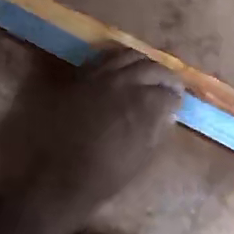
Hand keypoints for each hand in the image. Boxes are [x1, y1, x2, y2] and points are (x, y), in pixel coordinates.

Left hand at [12, 48, 182, 232]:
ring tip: (145, 71)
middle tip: (169, 84)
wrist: (55, 179)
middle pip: (150, 67)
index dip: (176, 97)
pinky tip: (117, 69)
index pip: (167, 92)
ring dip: (141, 62)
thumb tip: (166, 113)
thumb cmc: (102, 176)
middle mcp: (121, 82)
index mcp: (142, 103)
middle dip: (164, 75)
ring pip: (125, 54)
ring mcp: (95, 76)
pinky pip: (99, 58)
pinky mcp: (75, 78)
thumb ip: (155, 130)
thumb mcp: (139, 157)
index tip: (178, 102)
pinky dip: (114, 60)